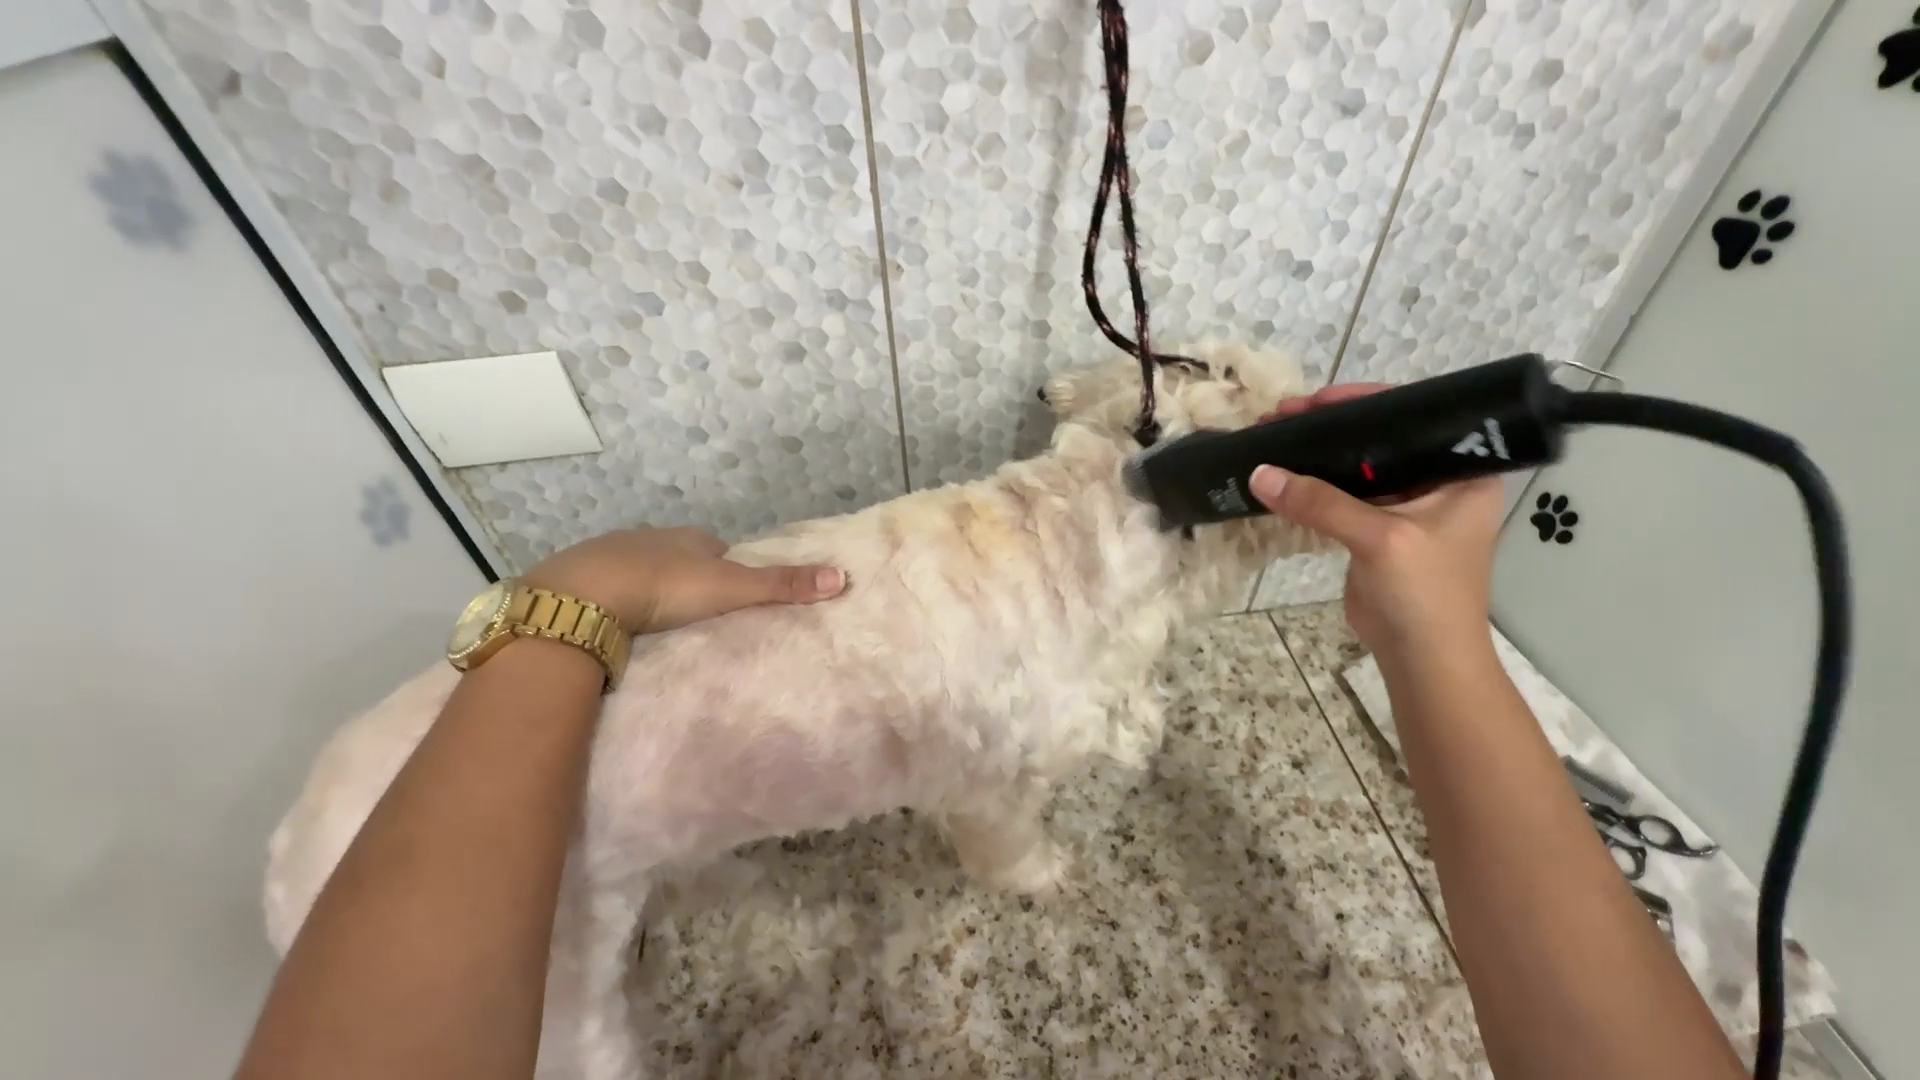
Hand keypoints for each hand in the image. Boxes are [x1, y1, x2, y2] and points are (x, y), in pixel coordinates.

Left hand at [521, 527, 844, 633]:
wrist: (584, 595)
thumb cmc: (664, 586)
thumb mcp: (730, 588)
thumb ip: (781, 585)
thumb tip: (842, 577)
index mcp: (689, 538)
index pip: (718, 549)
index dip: (727, 568)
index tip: (732, 594)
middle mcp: (652, 537)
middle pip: (680, 556)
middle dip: (688, 576)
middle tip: (696, 611)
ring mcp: (612, 553)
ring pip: (641, 568)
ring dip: (651, 586)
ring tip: (658, 619)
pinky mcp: (579, 575)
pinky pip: (607, 584)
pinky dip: (616, 597)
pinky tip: (619, 619)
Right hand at [1247, 384, 1504, 658]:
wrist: (1422, 659)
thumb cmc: (1424, 594)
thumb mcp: (1379, 539)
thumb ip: (1320, 503)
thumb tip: (1259, 474)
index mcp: (1461, 473)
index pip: (1415, 417)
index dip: (1364, 402)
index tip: (1315, 399)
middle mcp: (1436, 483)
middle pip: (1378, 440)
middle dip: (1329, 428)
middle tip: (1282, 416)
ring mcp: (1404, 508)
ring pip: (1354, 469)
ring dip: (1315, 457)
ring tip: (1271, 438)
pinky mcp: (1375, 532)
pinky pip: (1339, 498)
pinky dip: (1310, 488)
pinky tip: (1279, 476)